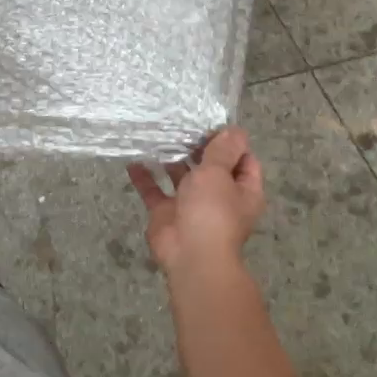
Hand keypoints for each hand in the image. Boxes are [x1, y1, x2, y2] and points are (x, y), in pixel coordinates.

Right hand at [127, 128, 264, 275]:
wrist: (190, 254)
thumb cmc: (212, 211)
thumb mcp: (218, 174)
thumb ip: (222, 151)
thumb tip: (234, 130)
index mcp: (242, 191)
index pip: (244, 161)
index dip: (231, 143)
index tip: (211, 124)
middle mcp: (219, 197)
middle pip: (211, 168)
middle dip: (197, 148)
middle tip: (178, 123)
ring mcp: (192, 205)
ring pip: (181, 177)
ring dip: (170, 160)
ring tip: (155, 134)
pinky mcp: (167, 213)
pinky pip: (154, 190)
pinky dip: (144, 177)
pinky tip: (132, 159)